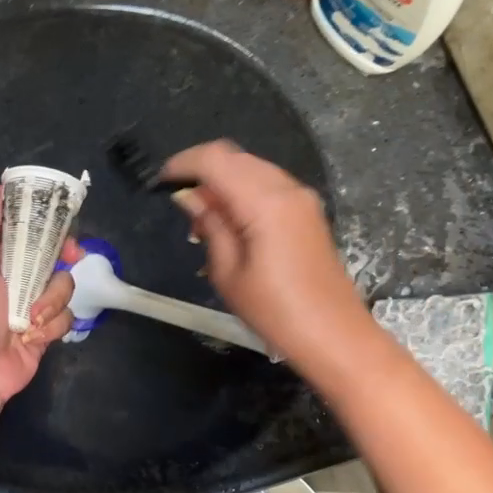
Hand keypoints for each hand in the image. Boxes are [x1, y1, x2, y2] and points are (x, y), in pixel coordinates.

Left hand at [0, 186, 79, 412]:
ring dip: (50, 302)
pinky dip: (51, 326)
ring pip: (62, 284)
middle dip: (60, 256)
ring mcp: (30, 304)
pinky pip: (64, 315)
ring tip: (31, 319)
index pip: (19, 229)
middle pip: (49, 253)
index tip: (57, 214)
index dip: (39, 220)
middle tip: (72, 254)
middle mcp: (12, 279)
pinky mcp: (45, 329)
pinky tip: (32, 336)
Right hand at [163, 140, 373, 369]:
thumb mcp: (227, 273)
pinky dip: (242, 192)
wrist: (332, 334)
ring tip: (202, 221)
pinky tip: (229, 224)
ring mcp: (302, 198)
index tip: (160, 182)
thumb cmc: (274, 311)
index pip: (216, 160)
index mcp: (265, 203)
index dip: (183, 164)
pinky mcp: (307, 212)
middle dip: (202, 172)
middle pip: (236, 158)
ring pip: (252, 169)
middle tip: (180, 205)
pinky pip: (267, 185)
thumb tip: (190, 198)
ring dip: (222, 183)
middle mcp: (287, 189)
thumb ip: (210, 226)